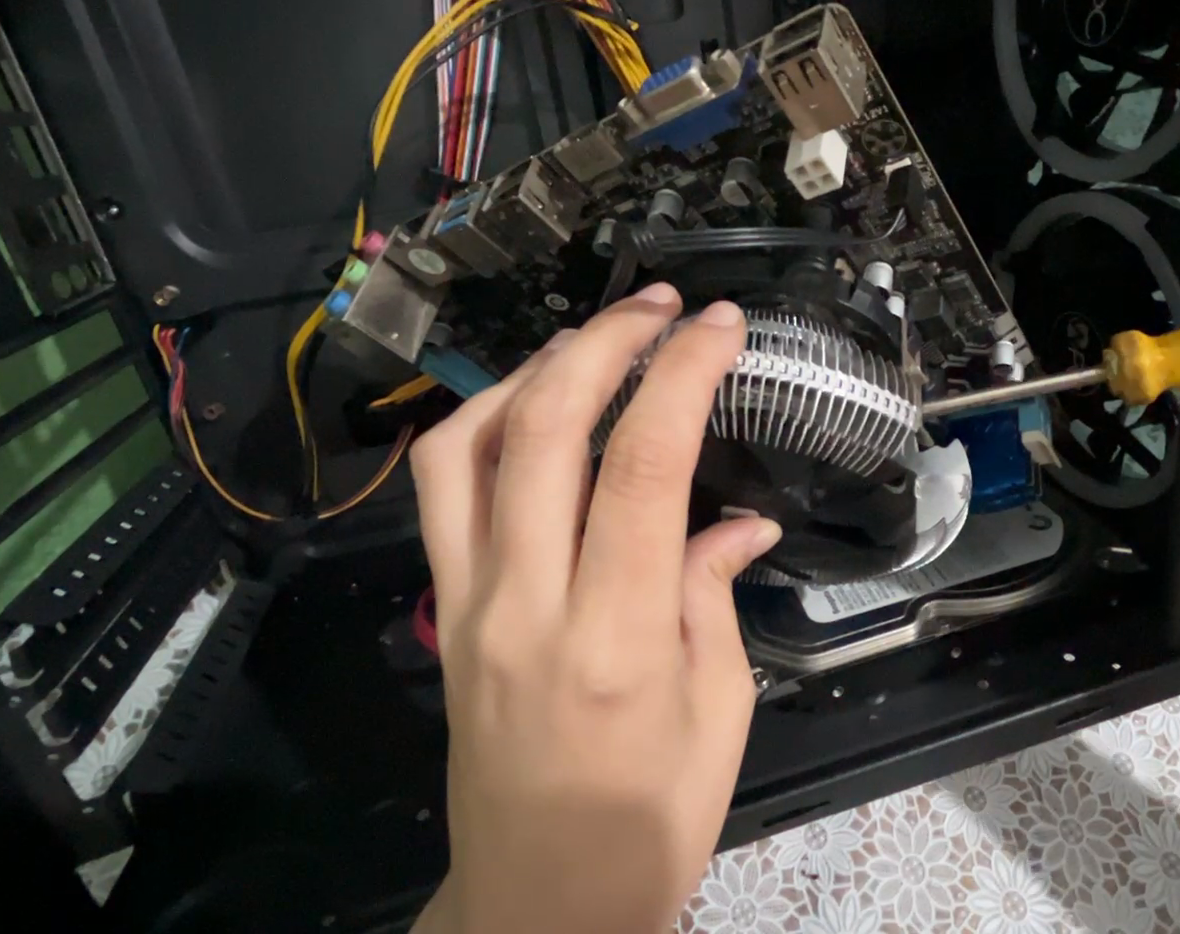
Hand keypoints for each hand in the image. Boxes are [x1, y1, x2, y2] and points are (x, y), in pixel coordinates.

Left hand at [407, 285, 780, 933]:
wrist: (534, 903)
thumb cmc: (647, 824)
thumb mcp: (718, 716)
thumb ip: (713, 598)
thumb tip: (738, 523)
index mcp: (615, 639)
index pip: (643, 467)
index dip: (683, 376)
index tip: (719, 327)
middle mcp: (526, 605)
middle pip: (548, 431)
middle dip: (608, 343)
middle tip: (661, 305)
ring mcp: (469, 603)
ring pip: (471, 446)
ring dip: (535, 370)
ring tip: (596, 340)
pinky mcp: (444, 610)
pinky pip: (442, 492)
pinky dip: (483, 423)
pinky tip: (531, 405)